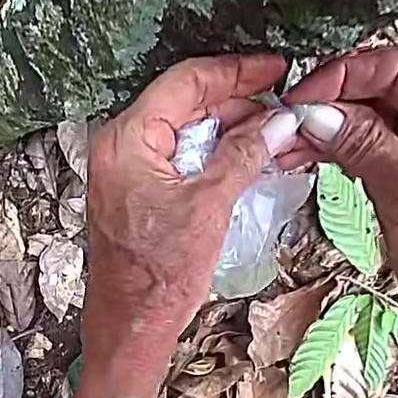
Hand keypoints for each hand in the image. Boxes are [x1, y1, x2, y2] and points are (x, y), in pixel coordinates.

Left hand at [75, 54, 298, 397]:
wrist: (132, 328)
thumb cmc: (160, 276)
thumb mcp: (208, 207)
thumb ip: (243, 154)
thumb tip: (278, 121)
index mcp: (126, 140)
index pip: (185, 83)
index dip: (235, 72)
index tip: (274, 69)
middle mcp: (118, 148)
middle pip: (182, 104)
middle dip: (234, 102)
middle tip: (278, 107)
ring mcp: (124, 172)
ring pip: (181, 132)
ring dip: (225, 130)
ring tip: (269, 133)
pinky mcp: (135, 194)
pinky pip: (176, 159)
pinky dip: (209, 156)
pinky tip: (241, 157)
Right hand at [280, 48, 397, 303]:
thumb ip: (364, 144)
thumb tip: (317, 114)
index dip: (344, 78)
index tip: (301, 97)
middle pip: (385, 90)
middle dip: (332, 106)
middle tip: (288, 123)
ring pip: (374, 117)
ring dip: (330, 128)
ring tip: (290, 145)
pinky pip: (376, 142)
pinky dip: (342, 148)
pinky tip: (309, 153)